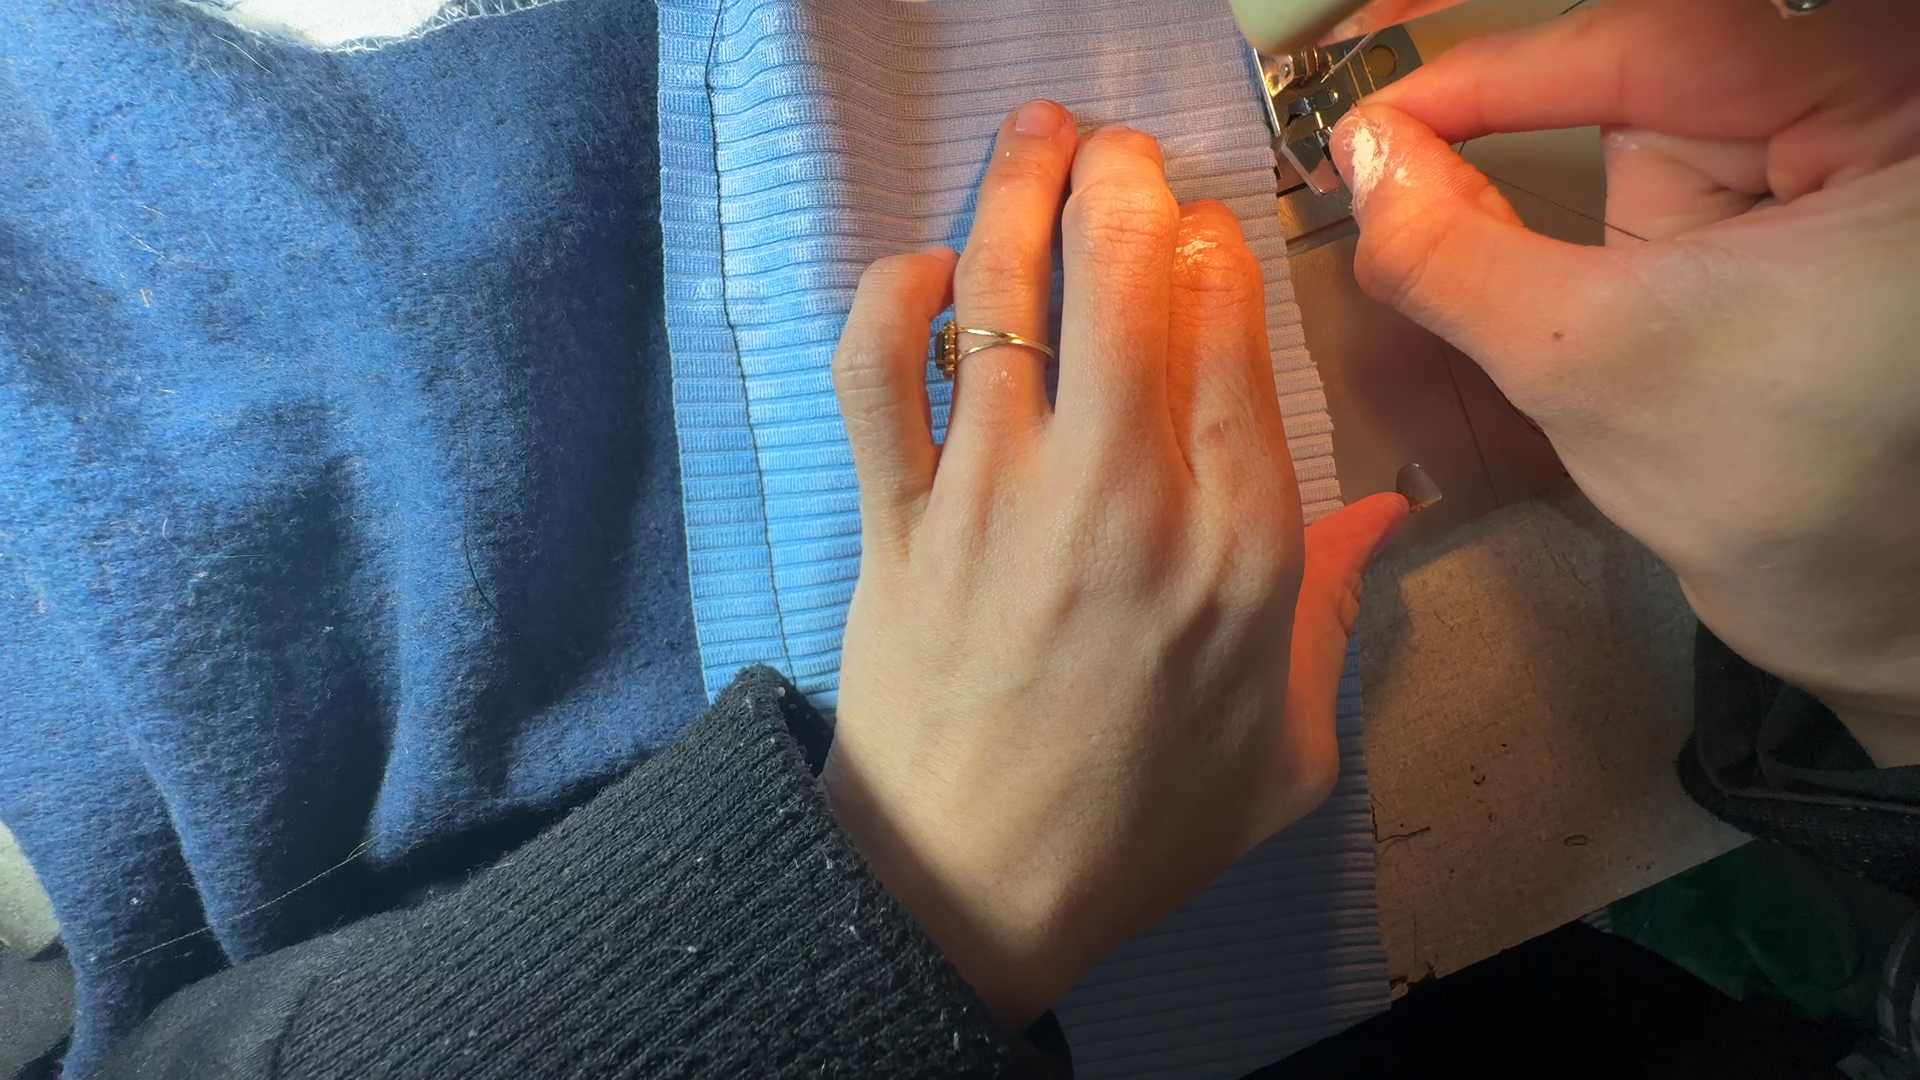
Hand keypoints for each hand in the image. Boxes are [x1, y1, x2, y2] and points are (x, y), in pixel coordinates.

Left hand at [822, 101, 1406, 1026]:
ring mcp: (995, 498)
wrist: (974, 881)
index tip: (1196, 231)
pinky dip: (891, 297)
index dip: (1212, 251)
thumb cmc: (1138, 824)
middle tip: (1114, 147)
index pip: (1232, 334)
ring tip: (1033, 135)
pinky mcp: (898, 520)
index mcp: (1237, 543)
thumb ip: (1339, 619)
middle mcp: (1120, 494)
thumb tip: (1381, 514)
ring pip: (1002, 294)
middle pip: (1124, 277)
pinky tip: (923, 272)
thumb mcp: (1288, 749)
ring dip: (1018, 188)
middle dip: (1123, 180)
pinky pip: (877, 371)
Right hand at [1330, 0, 1919, 760]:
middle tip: (1360, 139)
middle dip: (1483, 105)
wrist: (1844, 588)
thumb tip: (1358, 165)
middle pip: (1628, 70)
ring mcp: (1786, 164)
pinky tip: (1446, 220)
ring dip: (1490, 156)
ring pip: (1604, 125)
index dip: (1484, 77)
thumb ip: (1452, 258)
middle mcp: (1851, 109)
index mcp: (1889, 104)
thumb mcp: (1579, 358)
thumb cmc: (1761, 481)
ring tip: (1391, 181)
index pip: (1651, 45)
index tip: (1361, 124)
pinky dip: (1514, 209)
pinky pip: (1600, 187)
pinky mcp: (1731, 220)